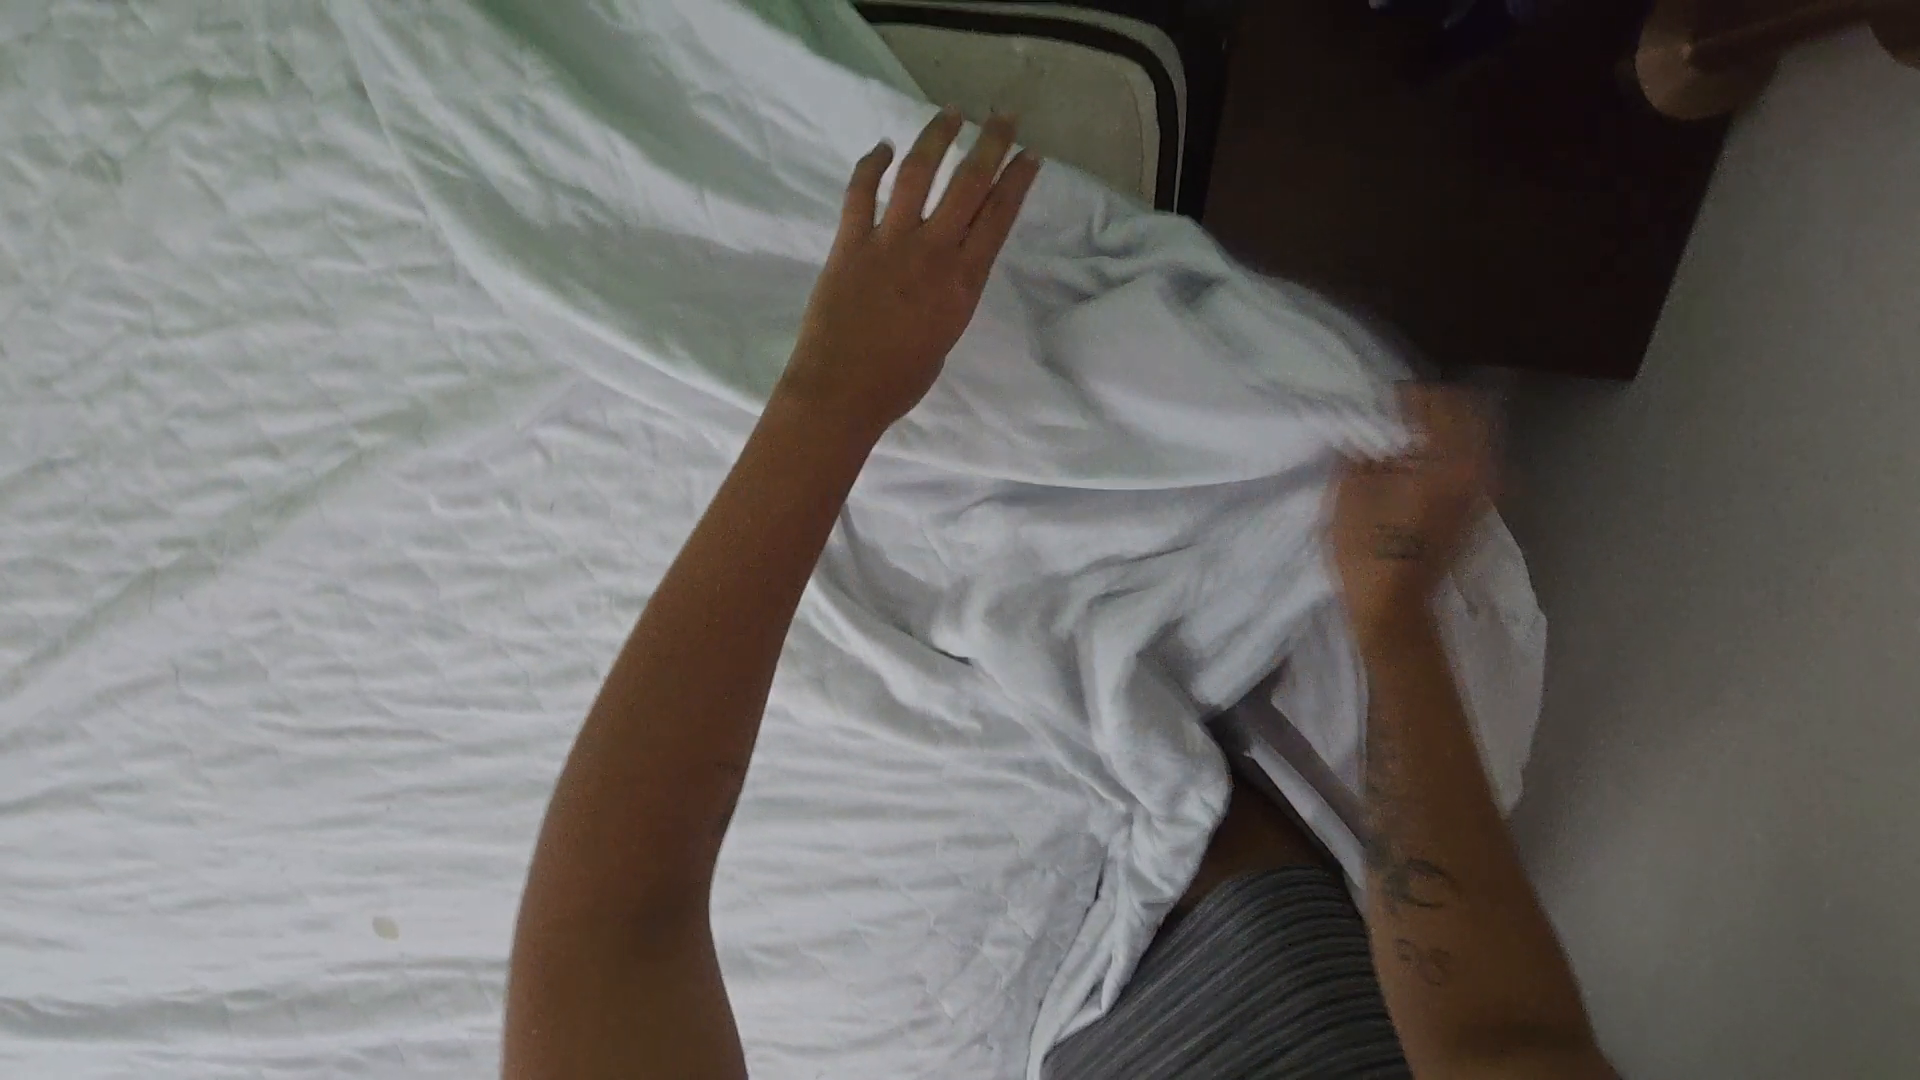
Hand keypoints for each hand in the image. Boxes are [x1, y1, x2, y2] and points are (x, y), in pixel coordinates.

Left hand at [777, 108, 1040, 437]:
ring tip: (952, 114)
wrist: (841, 393)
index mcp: (963, 284)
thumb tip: (942, 275)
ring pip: (919, 173)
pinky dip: (873, 164)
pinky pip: (862, 191)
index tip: (1030, 155)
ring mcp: (889, 242)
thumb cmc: (898, 383)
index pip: (998, 218)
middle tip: (1004, 117)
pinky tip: (883, 148)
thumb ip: (949, 299)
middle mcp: (933, 252)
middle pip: (969, 184)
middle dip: (991, 143)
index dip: (1017, 181)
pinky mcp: (850, 243)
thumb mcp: (944, 340)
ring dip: (938, 137)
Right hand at [1328, 384, 1496, 641]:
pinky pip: (1471, 464)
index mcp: (1447, 462)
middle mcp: (1478, 471)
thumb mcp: (1349, 493)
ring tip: (1403, 438)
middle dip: (1431, 409)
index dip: (1406, 396)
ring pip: (1473, 441)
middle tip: (1396, 412)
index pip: (1438, 404)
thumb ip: (1362, 452)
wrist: (1393, 608)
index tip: (1381, 398)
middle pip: (1467, 416)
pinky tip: (1415, 465)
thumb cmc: (1367, 551)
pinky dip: (1447, 455)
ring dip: (1441, 432)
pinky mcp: (1477, 511)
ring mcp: (1483, 493)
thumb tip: (1366, 433)